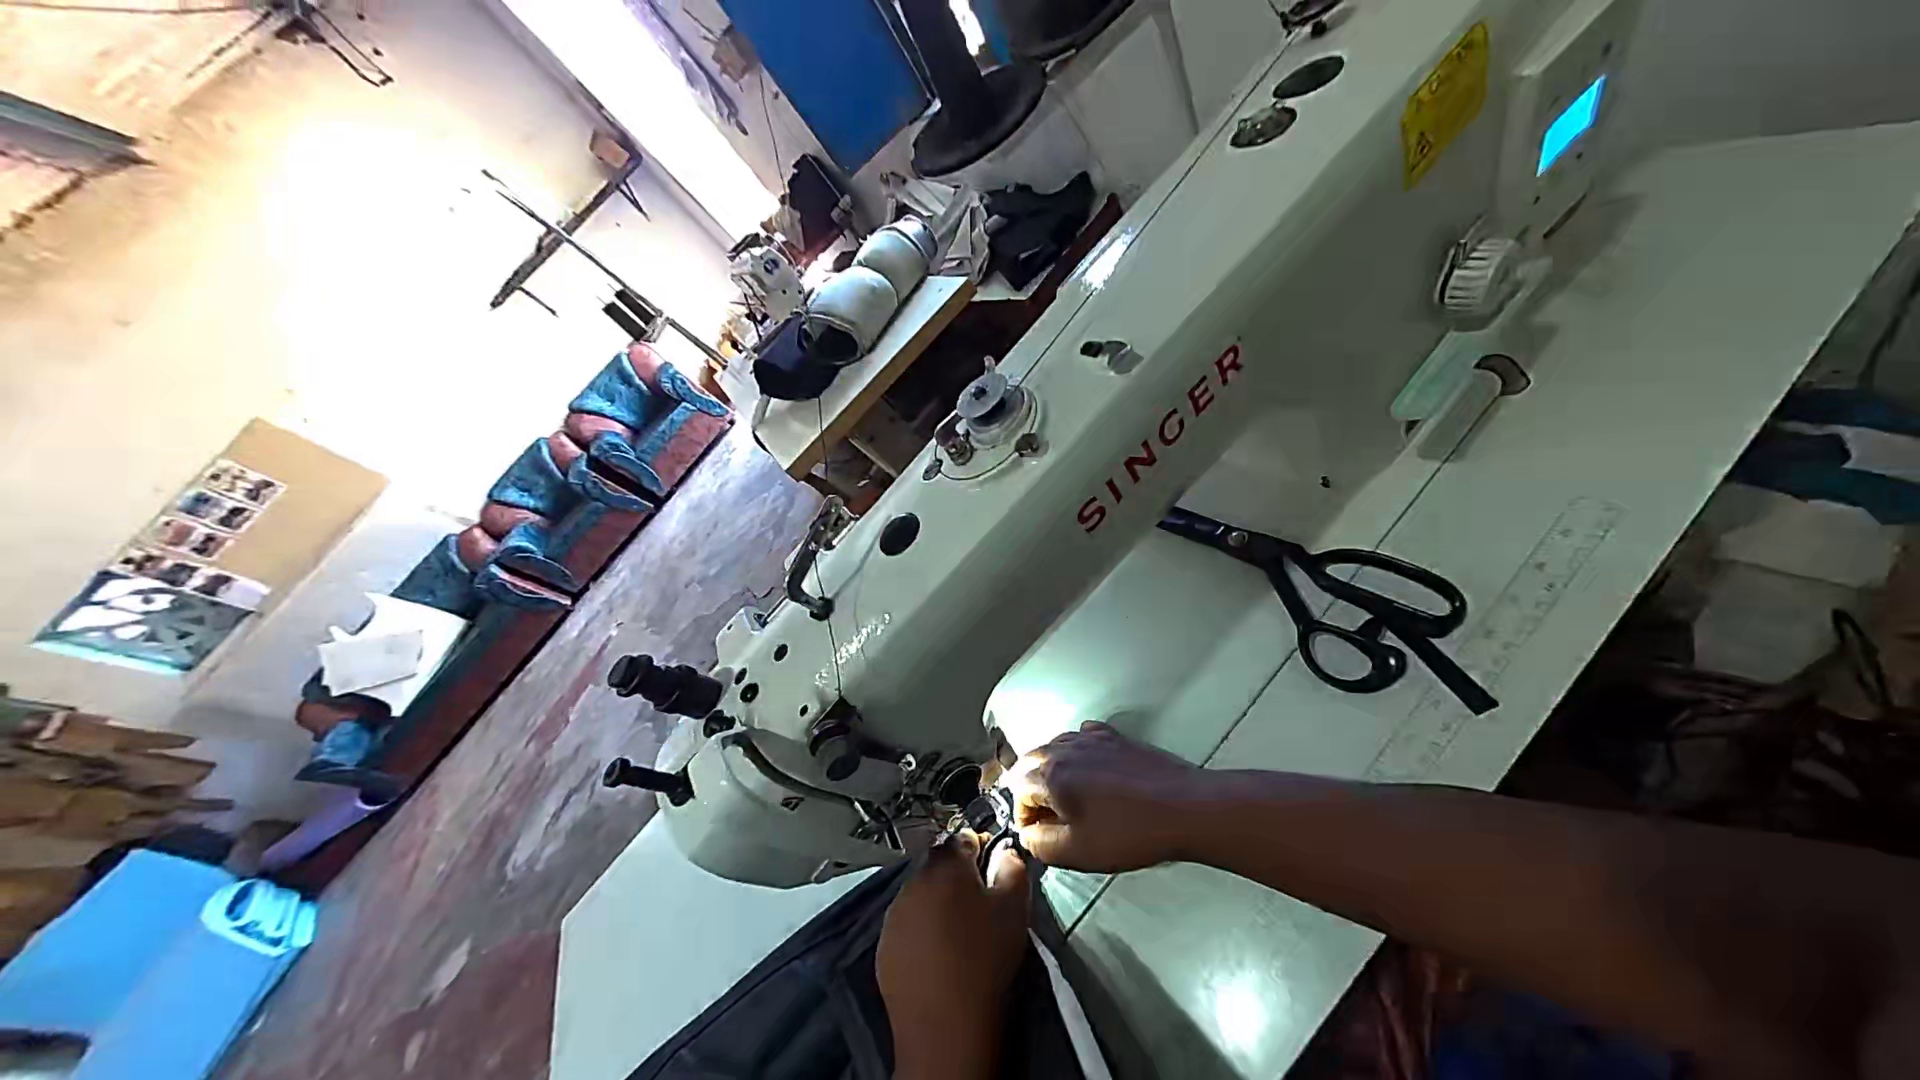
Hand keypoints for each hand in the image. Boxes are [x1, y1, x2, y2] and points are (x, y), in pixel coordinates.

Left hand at [877, 831, 1029, 1079]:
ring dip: (936, 902)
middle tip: (977, 905)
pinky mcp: (884, 943)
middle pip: (939, 865)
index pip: (963, 838)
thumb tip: (1005, 850)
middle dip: (956, 877)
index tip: (993, 872)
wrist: (945, 1025)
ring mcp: (894, 912)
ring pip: (920, 893)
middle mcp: (914, 879)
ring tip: (956, 932)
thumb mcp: (1014, 908)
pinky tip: (935, 953)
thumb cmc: (986, 959)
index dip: (981, 851)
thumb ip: (1012, 868)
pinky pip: (906, 923)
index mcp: (946, 864)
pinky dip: (920, 929)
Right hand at [1005, 721, 1209, 872]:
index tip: (1038, 833)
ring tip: (1067, 798)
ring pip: (1053, 747)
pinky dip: (1076, 753)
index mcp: (1050, 775)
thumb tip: (1028, 834)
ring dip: (1050, 770)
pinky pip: (1081, 738)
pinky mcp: (1115, 738)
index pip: (1016, 790)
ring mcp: (1091, 739)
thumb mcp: (1077, 852)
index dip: (1023, 816)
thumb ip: (1040, 844)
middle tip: (1046, 816)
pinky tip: (1089, 771)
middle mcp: (1065, 748)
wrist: (1185, 809)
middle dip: (1030, 789)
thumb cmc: (1132, 832)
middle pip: (1029, 762)